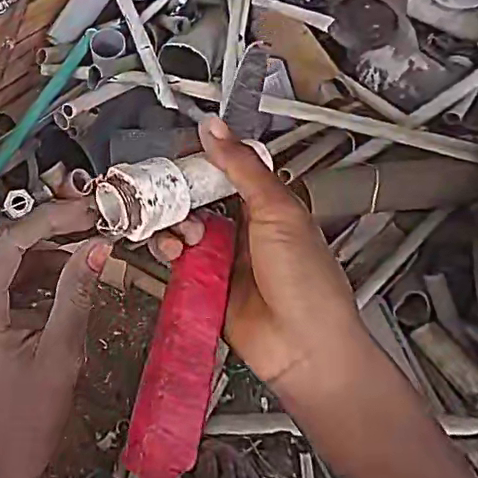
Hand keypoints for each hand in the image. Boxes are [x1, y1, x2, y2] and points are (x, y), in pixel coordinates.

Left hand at [0, 198, 107, 477]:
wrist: (0, 464)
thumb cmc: (25, 423)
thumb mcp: (60, 354)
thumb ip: (77, 294)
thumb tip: (97, 249)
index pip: (10, 242)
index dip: (51, 220)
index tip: (86, 211)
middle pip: (6, 245)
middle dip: (52, 229)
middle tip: (92, 220)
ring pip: (9, 260)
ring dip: (48, 250)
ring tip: (88, 242)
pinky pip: (9, 281)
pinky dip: (39, 273)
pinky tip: (69, 272)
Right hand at [150, 118, 358, 391]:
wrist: (303, 348)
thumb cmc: (309, 284)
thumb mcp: (278, 211)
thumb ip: (243, 168)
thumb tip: (215, 129)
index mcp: (264, 205)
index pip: (222, 171)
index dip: (198, 163)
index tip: (179, 159)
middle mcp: (240, 228)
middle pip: (195, 199)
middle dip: (178, 196)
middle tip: (170, 197)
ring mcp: (220, 256)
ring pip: (179, 227)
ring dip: (173, 225)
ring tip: (185, 235)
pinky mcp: (202, 283)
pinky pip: (174, 260)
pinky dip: (168, 252)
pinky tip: (176, 253)